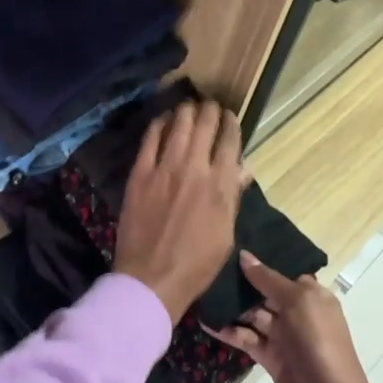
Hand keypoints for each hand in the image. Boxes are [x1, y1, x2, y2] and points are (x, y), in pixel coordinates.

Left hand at [113, 100, 247, 323]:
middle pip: (204, 127)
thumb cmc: (196, 263)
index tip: (230, 116)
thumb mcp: (226, 234)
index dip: (231, 125)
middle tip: (210, 105)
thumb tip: (243, 170)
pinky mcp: (140, 173)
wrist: (153, 277)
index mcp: (219, 186)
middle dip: (209, 111)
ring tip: (189, 105)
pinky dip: (158, 125)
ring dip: (185, 112)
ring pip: (178, 127)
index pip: (229, 143)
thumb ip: (232, 197)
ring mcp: (164, 168)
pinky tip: (162, 119)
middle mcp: (194, 169)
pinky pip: (150, 139)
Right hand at [207, 253, 382, 382]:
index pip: (285, 272)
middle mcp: (300, 315)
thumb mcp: (297, 302)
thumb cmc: (318, 342)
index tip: (232, 245)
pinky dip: (229, 331)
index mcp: (313, 297)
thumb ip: (268, 279)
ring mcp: (285, 339)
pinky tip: (206, 322)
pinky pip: (247, 339)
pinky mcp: (272, 360)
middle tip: (208, 265)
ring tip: (201, 291)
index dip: (262, 260)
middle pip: (265, 293)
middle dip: (241, 282)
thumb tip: (245, 255)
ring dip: (231, 307)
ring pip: (253, 316)